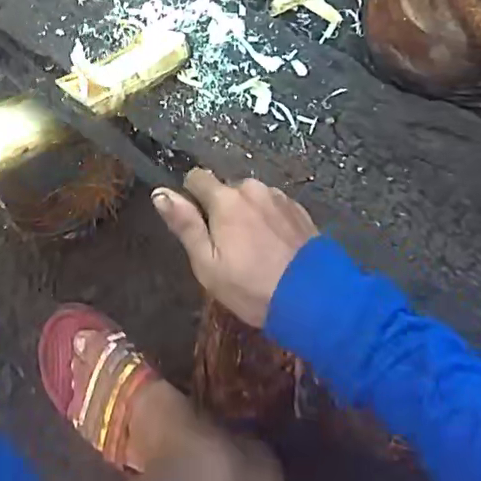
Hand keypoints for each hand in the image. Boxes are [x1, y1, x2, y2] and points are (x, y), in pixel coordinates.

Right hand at [151, 168, 318, 327]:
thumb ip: (184, 224)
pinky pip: (274, 207)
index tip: (200, 224)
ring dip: (248, 214)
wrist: (320, 303)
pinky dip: (270, 221)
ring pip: (252, 198)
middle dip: (223, 209)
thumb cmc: (254, 287)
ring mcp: (279, 198)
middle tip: (230, 247)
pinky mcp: (301, 211)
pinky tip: (277, 249)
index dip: (192, 197)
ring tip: (257, 250)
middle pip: (226, 189)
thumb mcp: (208, 264)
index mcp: (225, 199)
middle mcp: (251, 188)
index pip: (196, 177)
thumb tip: (160, 193)